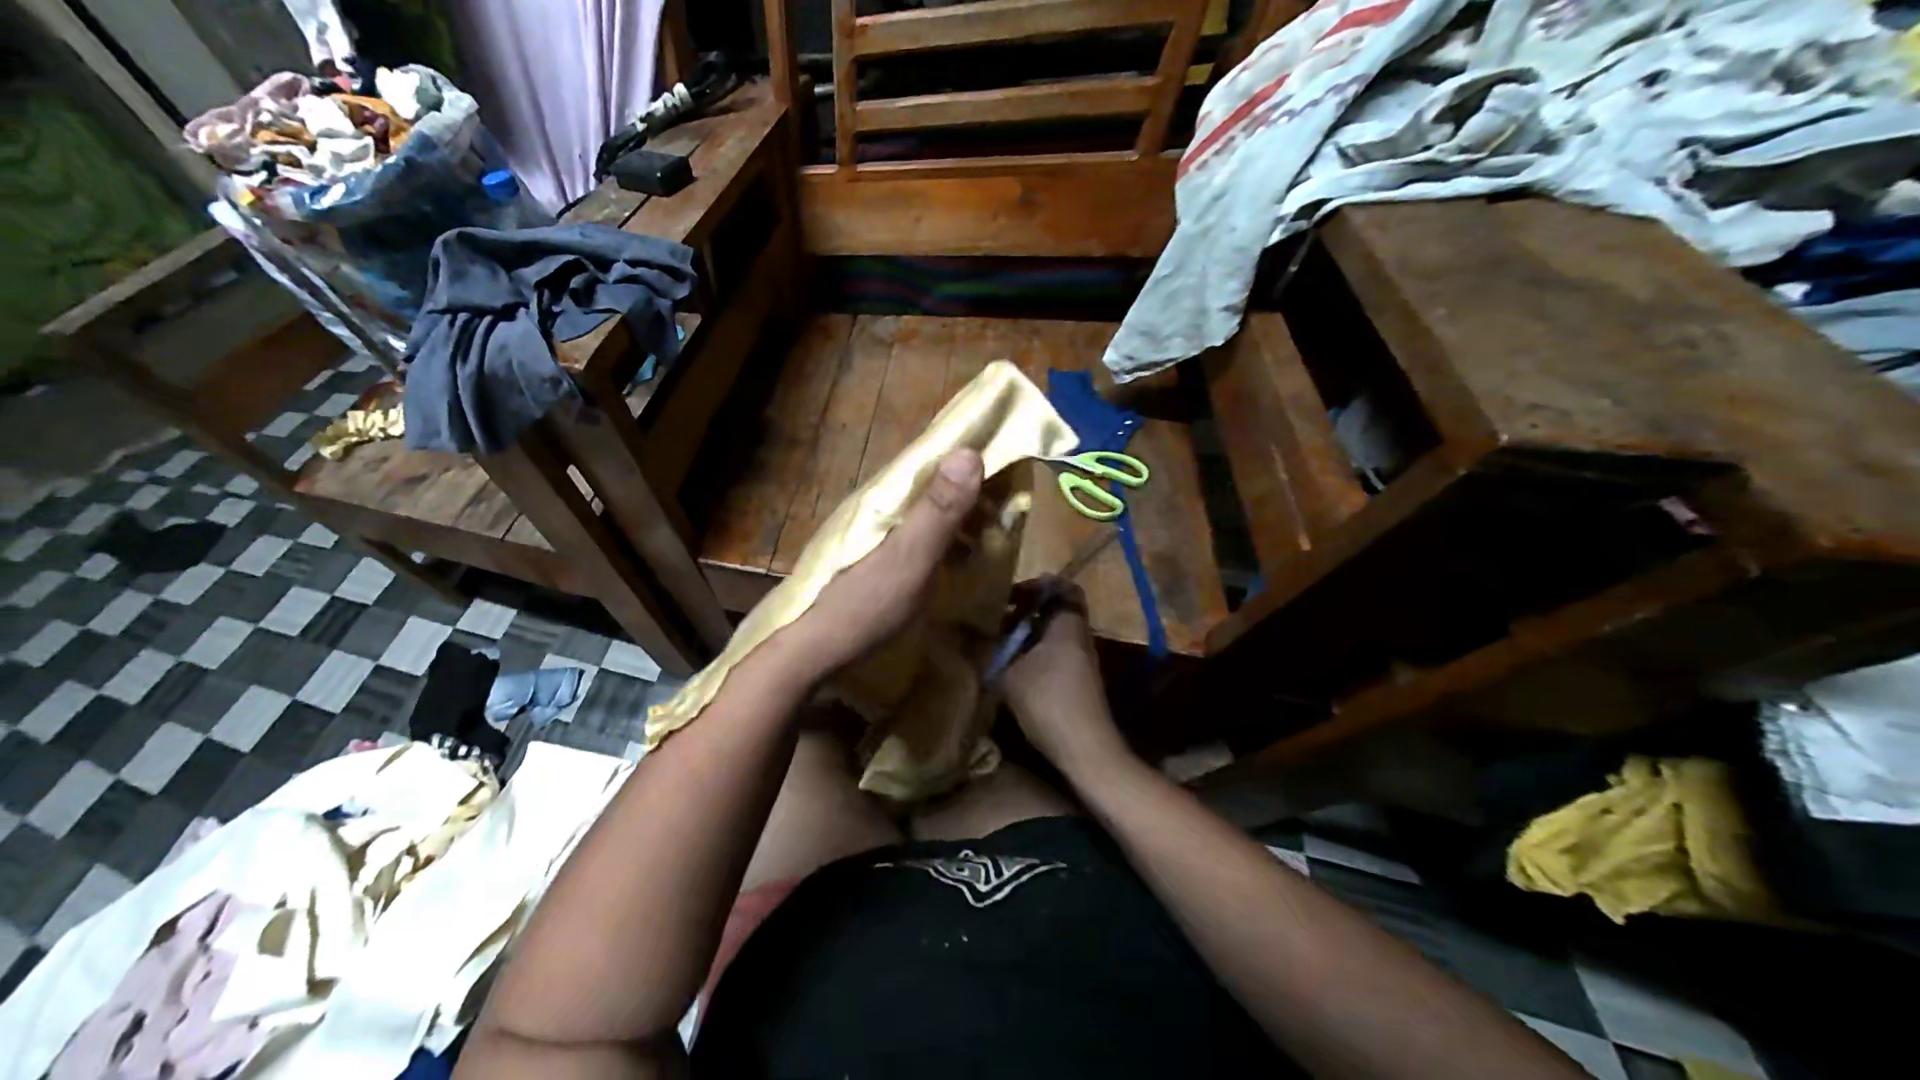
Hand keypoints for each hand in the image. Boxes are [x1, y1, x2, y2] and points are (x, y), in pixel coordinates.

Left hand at [772, 447, 983, 682]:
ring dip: (957, 522)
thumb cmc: (867, 604)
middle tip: (1005, 513)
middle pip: (929, 490)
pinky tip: (954, 564)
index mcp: (885, 499)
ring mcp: (871, 537)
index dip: (968, 462)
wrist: (813, 652)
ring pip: (923, 517)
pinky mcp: (871, 562)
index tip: (1006, 469)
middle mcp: (876, 509)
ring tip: (988, 539)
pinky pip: (915, 542)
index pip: (930, 462)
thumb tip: (969, 451)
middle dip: (967, 495)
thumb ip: (939, 511)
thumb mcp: (911, 557)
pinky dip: (941, 546)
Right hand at [1002, 579, 1131, 776]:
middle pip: (1054, 611)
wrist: (1085, 750)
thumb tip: (964, 630)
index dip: (1036, 586)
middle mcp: (1079, 636)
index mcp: (1069, 624)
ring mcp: (1081, 660)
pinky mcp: (1077, 681)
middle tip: (995, 620)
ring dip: (1026, 636)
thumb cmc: (1048, 702)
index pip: (1062, 587)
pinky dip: (1033, 654)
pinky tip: (1010, 669)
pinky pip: (1054, 654)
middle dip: (1025, 611)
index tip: (1008, 597)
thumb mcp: (1008, 675)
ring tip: (997, 644)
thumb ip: (986, 650)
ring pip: (1053, 634)